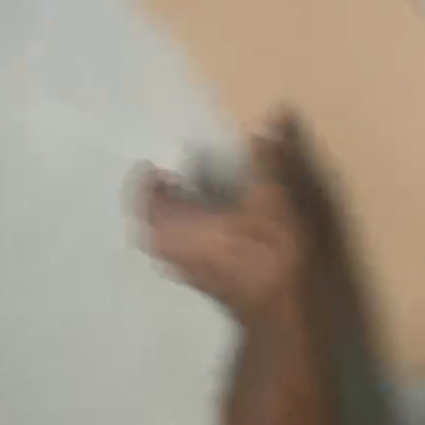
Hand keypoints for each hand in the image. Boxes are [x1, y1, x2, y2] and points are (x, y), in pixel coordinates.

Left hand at [134, 114, 320, 323]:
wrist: (279, 309)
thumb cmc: (268, 250)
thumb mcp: (271, 197)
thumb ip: (266, 158)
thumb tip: (270, 115)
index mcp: (174, 223)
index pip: (144, 193)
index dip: (150, 174)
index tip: (162, 158)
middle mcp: (169, 247)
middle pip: (151, 216)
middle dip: (161, 194)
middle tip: (178, 172)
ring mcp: (182, 268)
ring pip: (164, 236)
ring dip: (173, 215)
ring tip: (196, 194)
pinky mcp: (200, 280)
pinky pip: (180, 248)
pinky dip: (187, 232)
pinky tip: (214, 223)